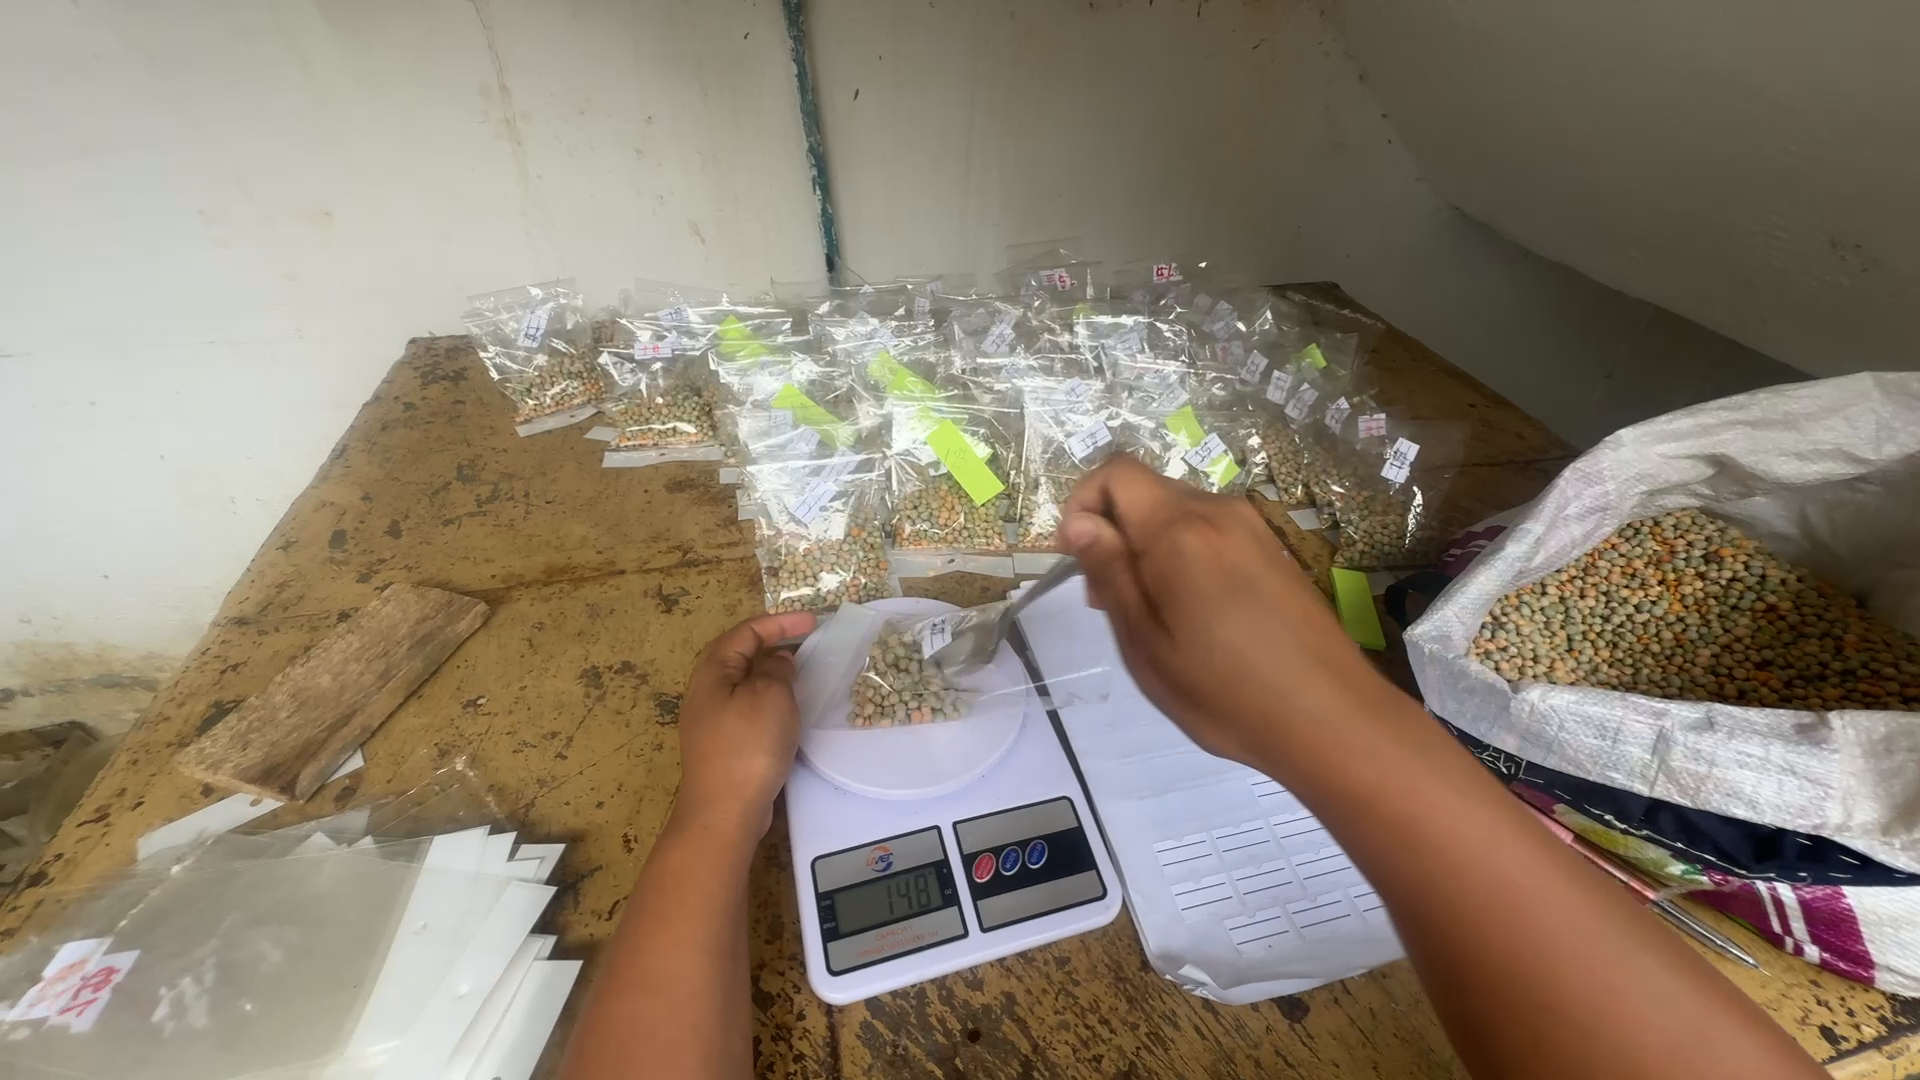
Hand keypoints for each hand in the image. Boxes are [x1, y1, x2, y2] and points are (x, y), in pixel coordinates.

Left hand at [673, 611, 816, 841]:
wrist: (724, 812)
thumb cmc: (747, 745)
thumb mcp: (769, 695)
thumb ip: (776, 668)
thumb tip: (777, 661)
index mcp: (712, 672)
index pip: (746, 632)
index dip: (780, 622)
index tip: (814, 621)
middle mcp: (706, 691)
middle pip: (741, 654)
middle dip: (774, 644)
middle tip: (807, 642)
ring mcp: (713, 720)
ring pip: (746, 682)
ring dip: (774, 672)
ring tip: (802, 672)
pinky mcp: (724, 744)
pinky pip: (750, 707)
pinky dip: (771, 698)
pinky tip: (788, 710)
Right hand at [1057, 456, 1388, 767]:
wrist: (1334, 719)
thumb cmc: (1224, 691)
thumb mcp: (1145, 641)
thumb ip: (1109, 572)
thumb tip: (1079, 522)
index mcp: (1180, 529)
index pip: (1116, 472)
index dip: (1083, 504)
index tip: (1078, 561)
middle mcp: (1218, 512)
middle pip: (1144, 491)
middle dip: (1112, 531)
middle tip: (1109, 602)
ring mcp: (1251, 528)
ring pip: (1175, 511)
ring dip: (1145, 546)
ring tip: (1151, 615)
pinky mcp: (1272, 549)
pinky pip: (1208, 531)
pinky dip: (1181, 554)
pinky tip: (1193, 613)